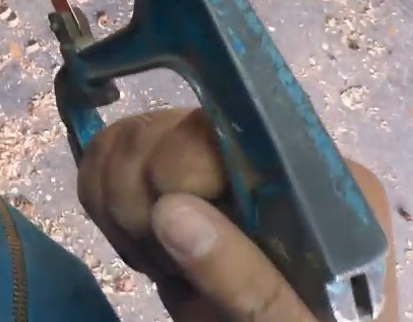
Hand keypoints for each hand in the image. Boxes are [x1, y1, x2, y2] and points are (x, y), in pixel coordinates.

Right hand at [77, 109, 396, 321]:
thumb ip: (246, 282)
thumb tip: (169, 210)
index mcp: (314, 181)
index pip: (223, 133)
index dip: (179, 177)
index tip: (179, 246)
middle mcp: (257, 149)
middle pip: (161, 131)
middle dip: (141, 203)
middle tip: (165, 269)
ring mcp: (205, 151)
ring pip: (123, 137)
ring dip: (118, 207)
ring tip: (158, 265)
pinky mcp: (162, 161)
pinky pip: (102, 148)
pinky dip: (98, 196)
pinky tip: (135, 245)